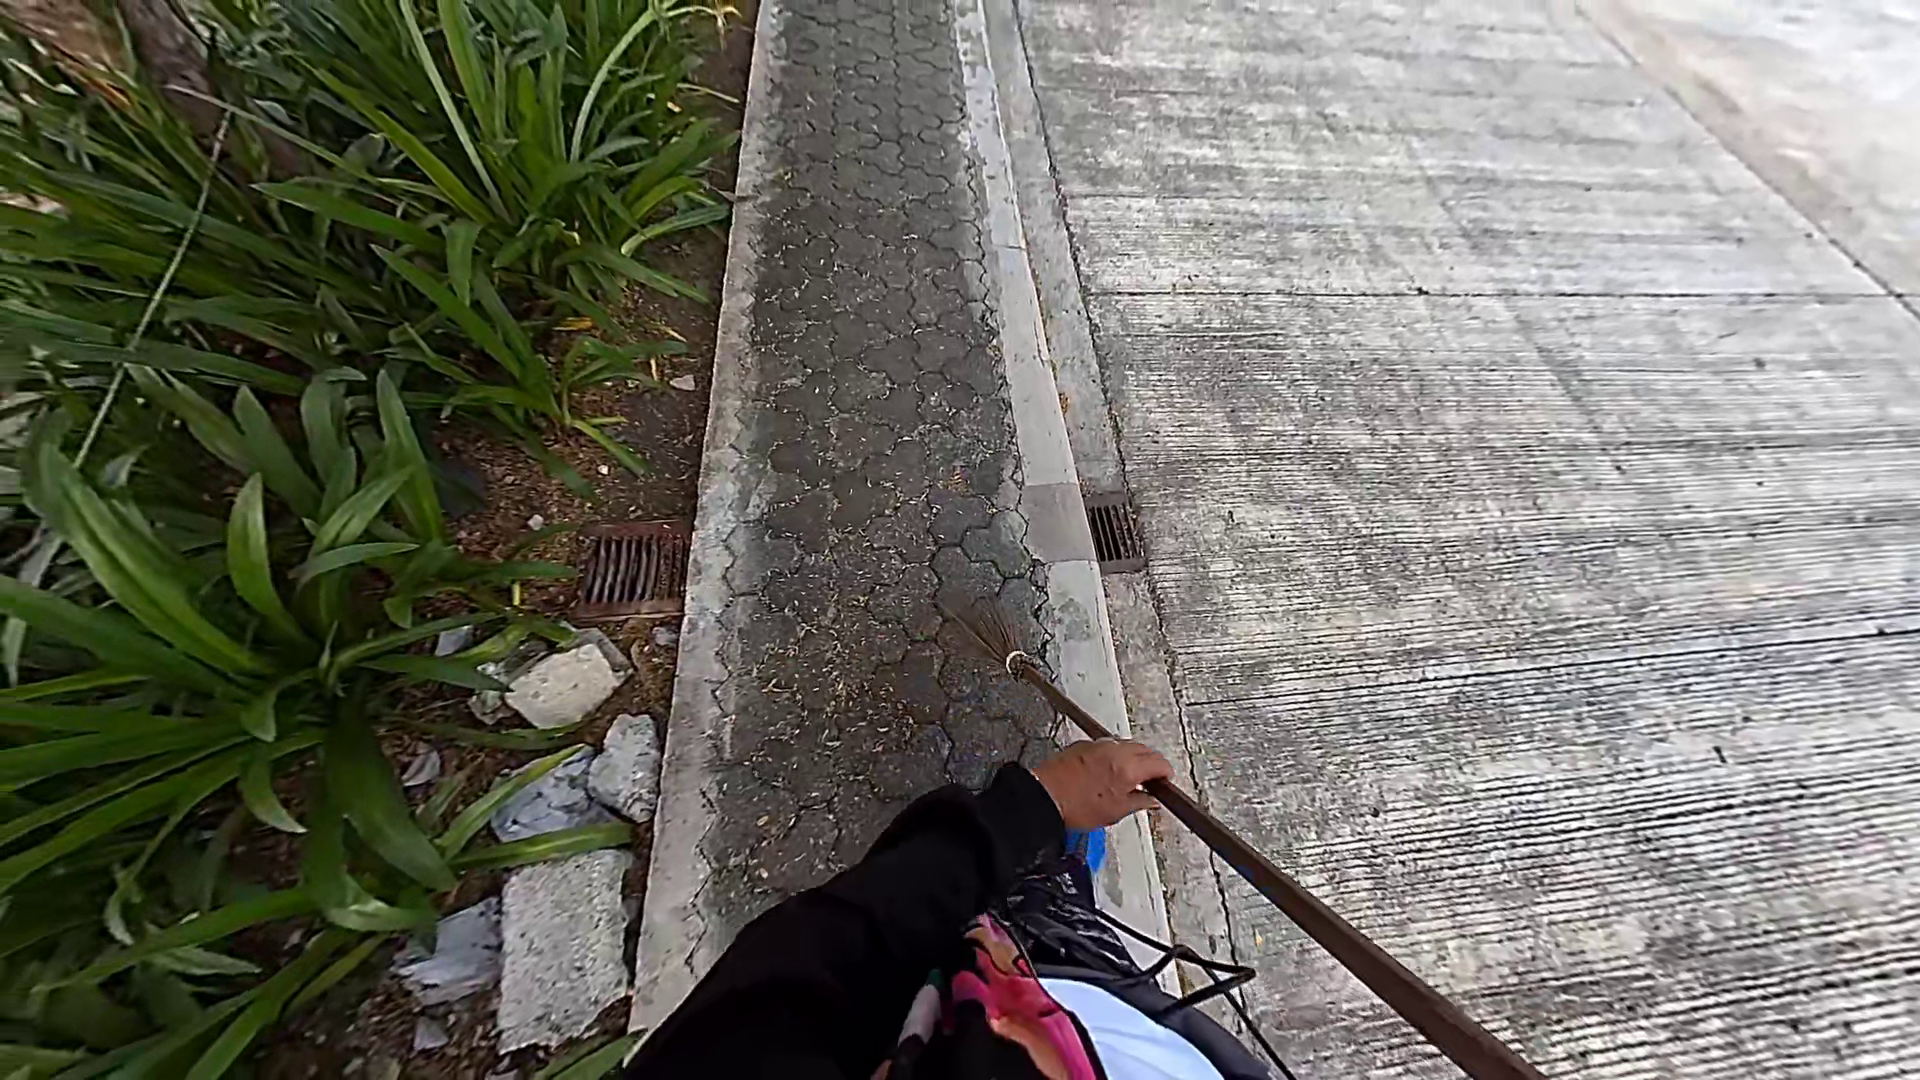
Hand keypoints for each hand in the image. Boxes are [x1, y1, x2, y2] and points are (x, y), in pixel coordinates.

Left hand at [1030, 739, 1171, 829]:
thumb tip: (1151, 800)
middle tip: (1151, 780)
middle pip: (1144, 749)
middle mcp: (1115, 750)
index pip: (1158, 762)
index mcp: (1127, 767)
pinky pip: (1109, 744)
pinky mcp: (1084, 744)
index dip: (1165, 773)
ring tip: (1130, 776)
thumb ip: (1139, 802)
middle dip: (1151, 762)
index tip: (1165, 781)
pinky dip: (1116, 753)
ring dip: (1134, 756)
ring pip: (1127, 744)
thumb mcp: (1115, 812)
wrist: (1046, 796)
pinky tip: (1111, 768)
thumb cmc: (1076, 805)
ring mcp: (1098, 744)